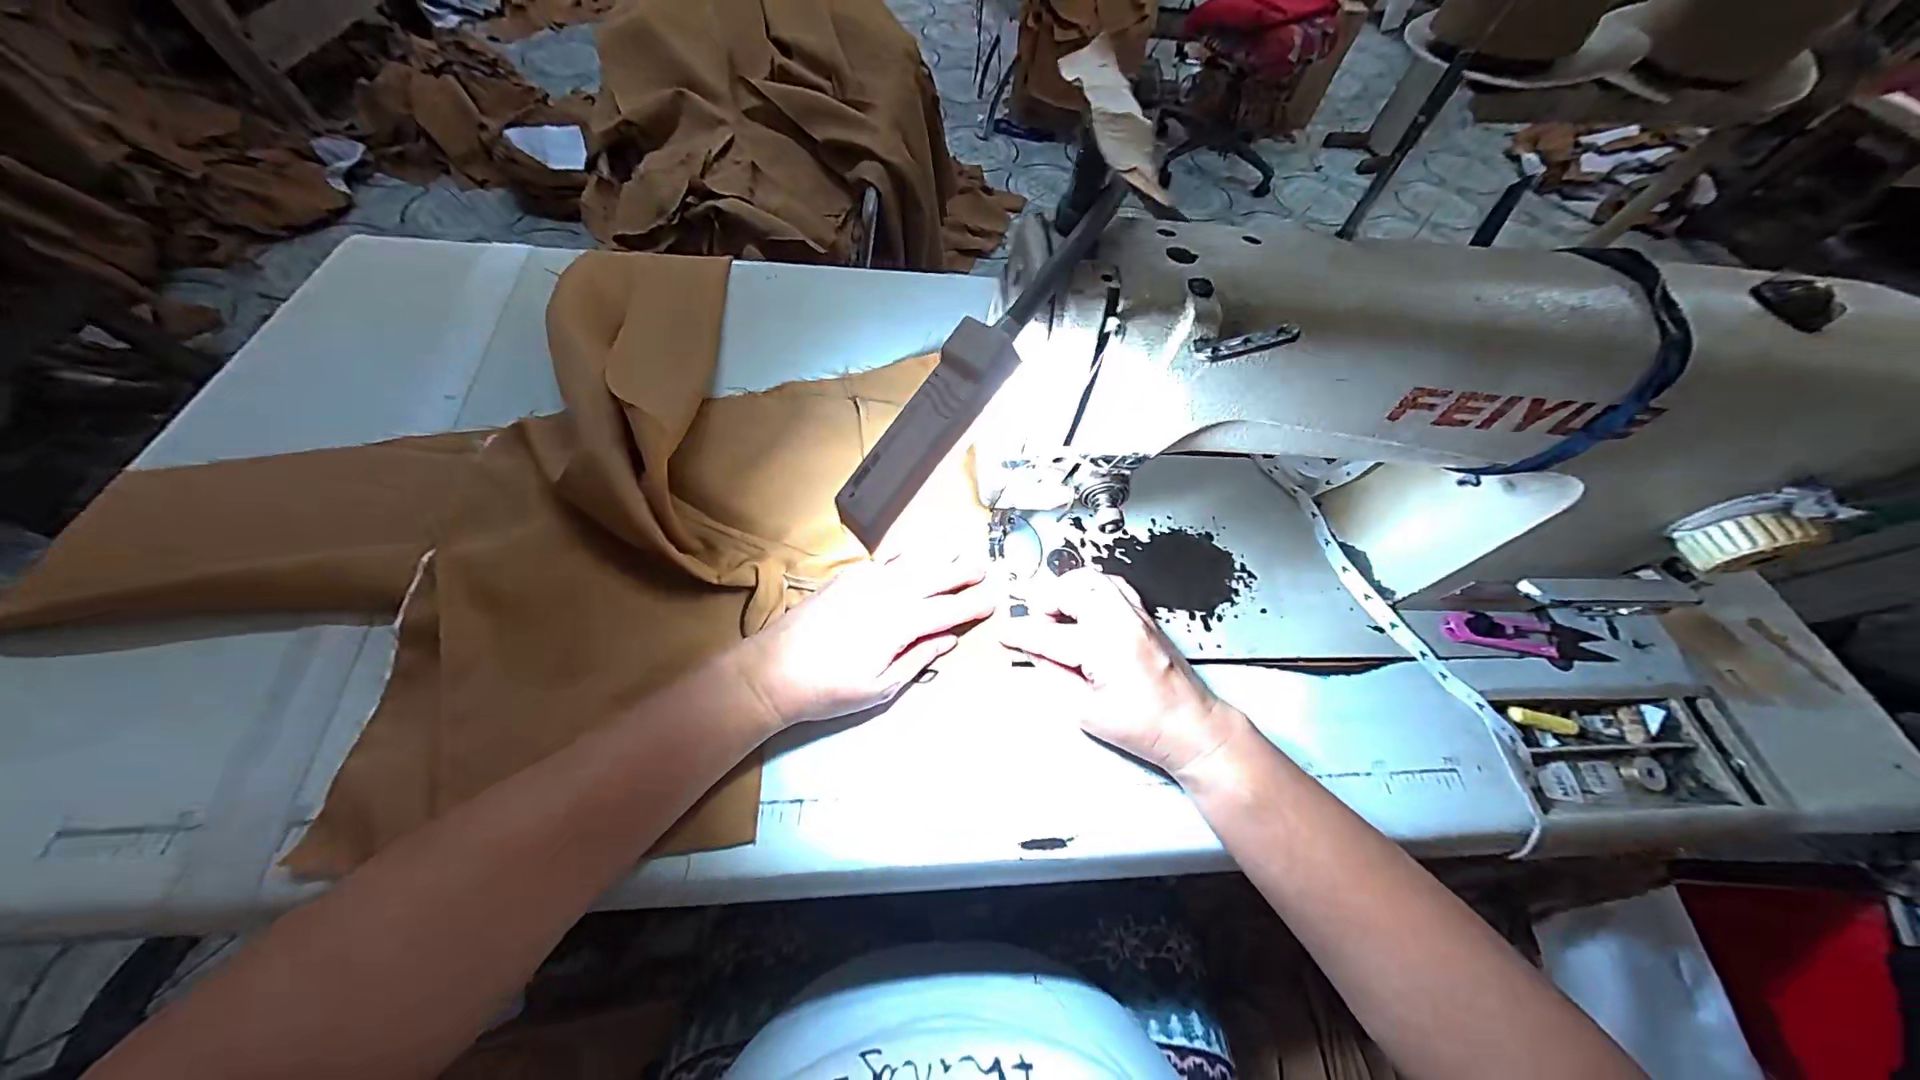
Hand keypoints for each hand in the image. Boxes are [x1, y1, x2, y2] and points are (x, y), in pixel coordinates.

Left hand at [730, 552, 994, 727]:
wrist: (772, 670)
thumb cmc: (828, 689)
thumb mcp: (880, 687)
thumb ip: (918, 658)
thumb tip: (947, 640)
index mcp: (901, 623)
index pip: (948, 609)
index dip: (974, 605)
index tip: (993, 599)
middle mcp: (887, 593)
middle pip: (934, 576)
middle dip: (961, 572)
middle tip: (983, 568)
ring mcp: (865, 581)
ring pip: (912, 562)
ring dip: (937, 557)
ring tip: (956, 552)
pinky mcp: (846, 578)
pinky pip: (886, 560)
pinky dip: (906, 556)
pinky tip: (913, 554)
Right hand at [996, 568, 1250, 778]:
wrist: (1193, 727)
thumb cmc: (1147, 728)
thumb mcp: (1085, 711)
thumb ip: (1054, 676)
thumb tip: (1034, 654)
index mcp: (1104, 646)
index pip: (1049, 633)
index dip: (1022, 634)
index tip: (1007, 634)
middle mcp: (1122, 621)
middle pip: (1071, 589)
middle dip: (1046, 603)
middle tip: (1038, 625)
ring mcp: (1136, 615)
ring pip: (1092, 580)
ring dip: (1068, 592)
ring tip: (1059, 616)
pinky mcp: (1145, 616)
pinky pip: (1112, 586)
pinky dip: (1090, 591)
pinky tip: (1084, 611)